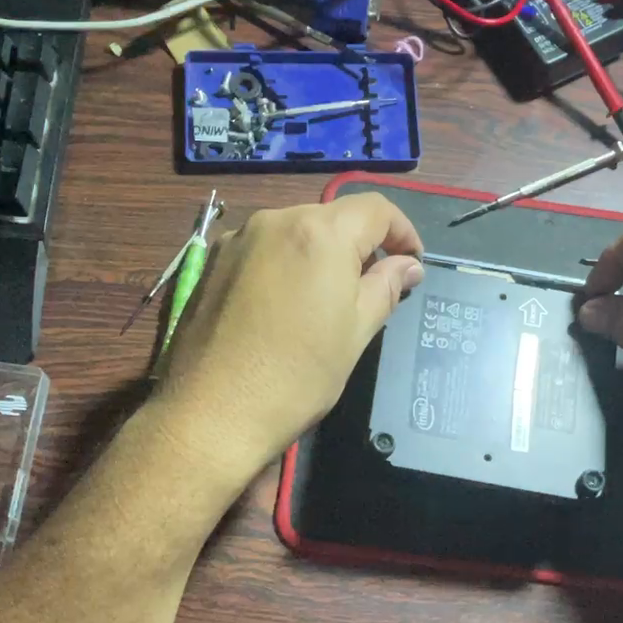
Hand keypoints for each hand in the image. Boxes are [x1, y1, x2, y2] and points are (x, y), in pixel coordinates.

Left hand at [150, 194, 424, 477]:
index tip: (411, 264)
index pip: (376, 209)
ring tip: (324, 305)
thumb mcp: (355, 335)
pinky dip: (283, 269)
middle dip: (358, 247)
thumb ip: (384, 289)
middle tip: (371, 291)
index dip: (402, 232)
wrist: (213, 413)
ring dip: (318, 258)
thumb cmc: (297, 377)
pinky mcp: (211, 266)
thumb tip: (407, 266)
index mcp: (320, 233)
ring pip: (293, 234)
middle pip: (331, 218)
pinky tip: (283, 311)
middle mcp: (275, 221)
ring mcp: (237, 241)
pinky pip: (261, 253)